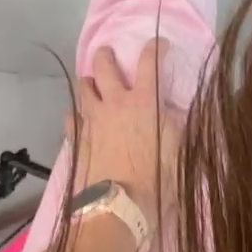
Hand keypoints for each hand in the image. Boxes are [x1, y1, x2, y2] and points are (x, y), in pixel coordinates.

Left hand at [69, 39, 182, 229]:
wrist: (118, 207)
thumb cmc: (156, 180)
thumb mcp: (179, 150)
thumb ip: (175, 124)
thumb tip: (171, 111)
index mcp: (144, 101)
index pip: (150, 62)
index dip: (156, 48)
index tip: (160, 44)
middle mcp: (115, 103)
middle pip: (104, 65)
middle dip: (107, 55)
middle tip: (110, 56)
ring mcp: (91, 120)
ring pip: (84, 88)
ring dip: (90, 83)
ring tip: (94, 86)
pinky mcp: (76, 138)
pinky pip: (72, 117)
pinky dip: (77, 114)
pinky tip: (81, 119)